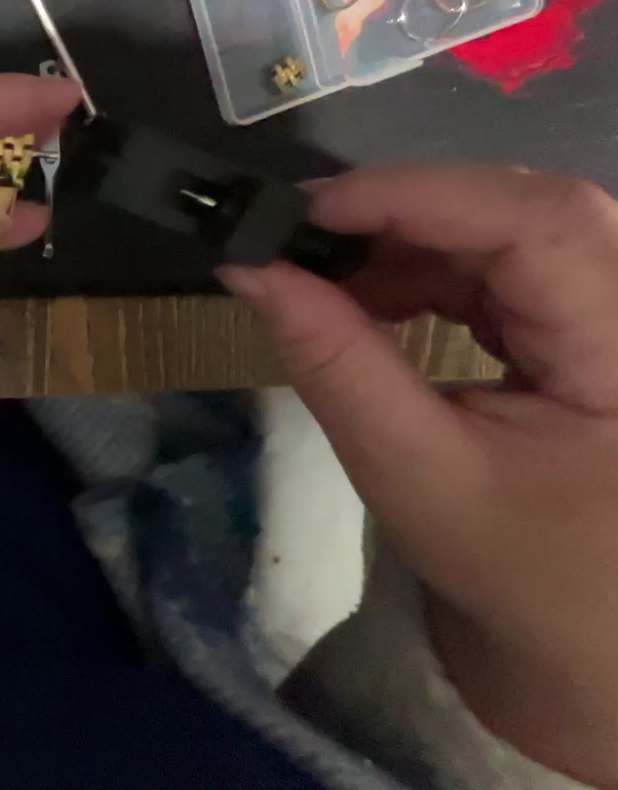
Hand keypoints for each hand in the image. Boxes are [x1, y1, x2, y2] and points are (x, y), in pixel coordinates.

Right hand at [219, 167, 617, 785]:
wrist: (598, 634)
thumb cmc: (514, 566)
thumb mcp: (406, 464)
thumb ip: (329, 358)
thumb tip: (247, 267)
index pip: (541, 225)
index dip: (415, 196)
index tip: (302, 212)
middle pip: (536, 210)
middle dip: (404, 211)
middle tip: (299, 239)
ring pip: (517, 228)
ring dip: (406, 241)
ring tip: (325, 279)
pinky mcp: (599, 328)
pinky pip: (509, 264)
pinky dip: (424, 269)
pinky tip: (372, 299)